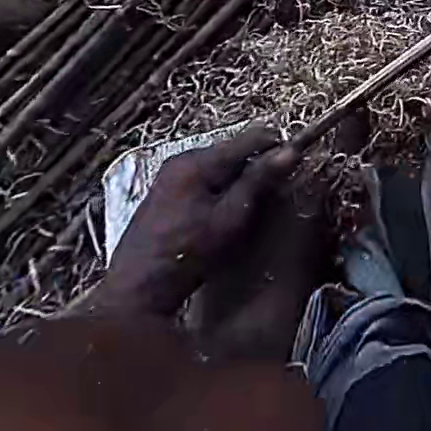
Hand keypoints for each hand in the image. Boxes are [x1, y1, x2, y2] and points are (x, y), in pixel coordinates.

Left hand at [90, 128, 297, 318]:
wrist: (136, 292)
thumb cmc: (187, 255)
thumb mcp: (230, 218)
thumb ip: (259, 181)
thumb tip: (290, 151)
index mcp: (198, 159)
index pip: (249, 138)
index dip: (276, 147)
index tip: (295, 163)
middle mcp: (182, 158)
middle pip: (232, 150)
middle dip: (255, 165)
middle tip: (273, 193)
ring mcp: (169, 174)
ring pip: (217, 166)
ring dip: (237, 179)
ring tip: (250, 206)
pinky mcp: (163, 192)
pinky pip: (202, 179)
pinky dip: (218, 188)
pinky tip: (224, 214)